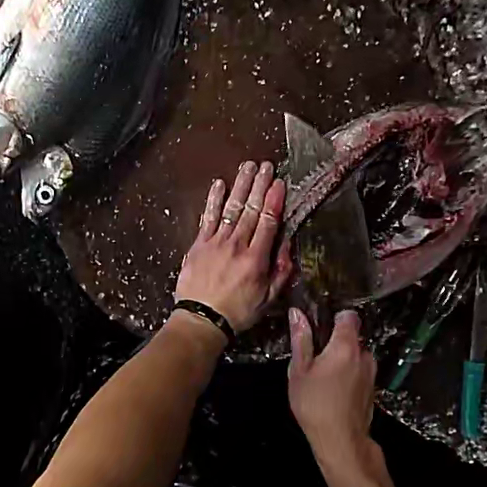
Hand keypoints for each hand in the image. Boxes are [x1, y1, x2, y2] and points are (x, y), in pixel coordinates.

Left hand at [175, 161, 290, 332]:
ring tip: (248, 167)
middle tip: (267, 166)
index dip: (274, 201)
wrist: (201, 320)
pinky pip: (208, 217)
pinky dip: (214, 200)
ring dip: (241, 186)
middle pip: (251, 210)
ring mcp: (216, 243)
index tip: (279, 183)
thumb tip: (287, 248)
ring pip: (231, 208)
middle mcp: (237, 246)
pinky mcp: (199, 245)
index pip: (268, 222)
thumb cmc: (237, 313)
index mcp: (256, 259)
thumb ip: (280, 272)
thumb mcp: (268, 298)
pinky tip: (219, 184)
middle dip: (260, 185)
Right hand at [288, 308, 378, 473]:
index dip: (335, 317)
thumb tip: (297, 313)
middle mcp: (364, 355)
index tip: (320, 327)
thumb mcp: (299, 371)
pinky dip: (349, 374)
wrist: (341, 441)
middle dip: (335, 342)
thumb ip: (300, 340)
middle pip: (352, 337)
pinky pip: (360, 371)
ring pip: (356, 355)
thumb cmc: (315, 405)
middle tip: (315, 358)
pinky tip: (334, 390)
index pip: (349, 316)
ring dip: (343, 360)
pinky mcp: (373, 387)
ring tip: (323, 377)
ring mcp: (371, 372)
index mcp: (346, 346)